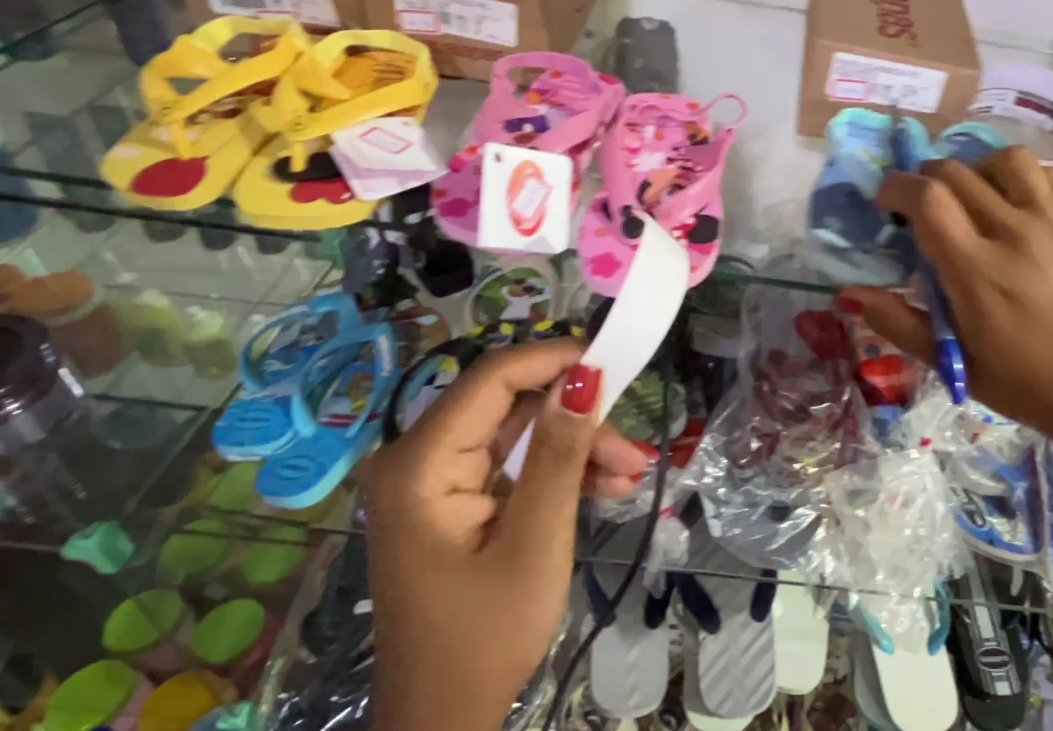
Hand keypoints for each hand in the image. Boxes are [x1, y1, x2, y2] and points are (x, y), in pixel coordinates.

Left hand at [364, 339, 651, 730]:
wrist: (442, 719)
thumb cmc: (485, 638)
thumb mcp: (535, 543)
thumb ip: (557, 455)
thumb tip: (585, 376)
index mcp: (421, 464)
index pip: (492, 379)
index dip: (555, 359)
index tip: (616, 363)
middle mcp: (418, 459)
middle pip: (510, 407)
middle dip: (577, 421)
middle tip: (634, 450)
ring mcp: (433, 482)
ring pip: (518, 435)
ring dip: (575, 450)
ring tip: (631, 476)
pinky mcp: (452, 502)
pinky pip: (510, 466)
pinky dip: (557, 474)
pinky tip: (605, 490)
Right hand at [838, 146, 1052, 437]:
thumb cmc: (1023, 383)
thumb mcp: (953, 362)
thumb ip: (898, 322)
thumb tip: (849, 293)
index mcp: (977, 271)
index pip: (928, 198)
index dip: (897, 188)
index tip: (887, 204)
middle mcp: (1014, 234)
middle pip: (956, 171)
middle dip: (925, 179)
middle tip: (919, 208)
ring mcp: (1052, 223)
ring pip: (1003, 159)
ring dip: (974, 168)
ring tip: (968, 197)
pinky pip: (1042, 173)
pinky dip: (1015, 175)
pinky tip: (1008, 202)